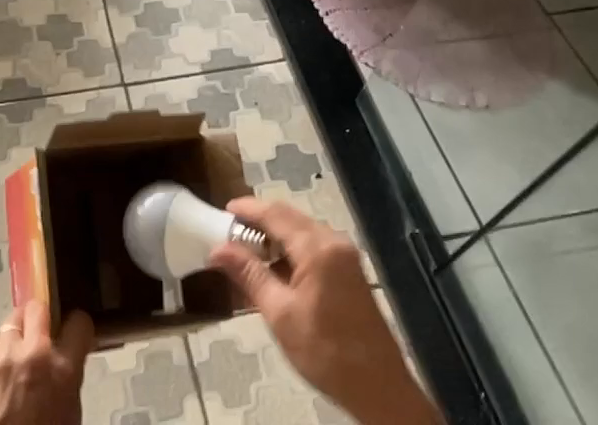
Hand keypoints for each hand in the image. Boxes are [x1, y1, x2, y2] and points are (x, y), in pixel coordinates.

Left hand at [0, 300, 94, 424]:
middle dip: (42, 316)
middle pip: (38, 307)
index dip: (77, 325)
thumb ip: (69, 374)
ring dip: (18, 332)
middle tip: (43, 331)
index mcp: (62, 369)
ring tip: (19, 350)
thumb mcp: (70, 410)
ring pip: (11, 321)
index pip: (79, 322)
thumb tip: (67, 353)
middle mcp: (32, 354)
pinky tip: (1, 367)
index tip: (74, 331)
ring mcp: (1, 357)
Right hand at [208, 200, 437, 424]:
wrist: (379, 388)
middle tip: (227, 233)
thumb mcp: (280, 314)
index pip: (275, 214)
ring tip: (244, 252)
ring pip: (301, 231)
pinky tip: (273, 269)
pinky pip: (313, 247)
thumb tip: (218, 249)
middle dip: (258, 222)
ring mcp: (345, 256)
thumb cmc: (326, 352)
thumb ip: (249, 275)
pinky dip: (290, 250)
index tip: (221, 211)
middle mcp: (333, 242)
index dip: (247, 209)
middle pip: (289, 218)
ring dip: (273, 237)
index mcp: (318, 248)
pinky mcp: (349, 271)